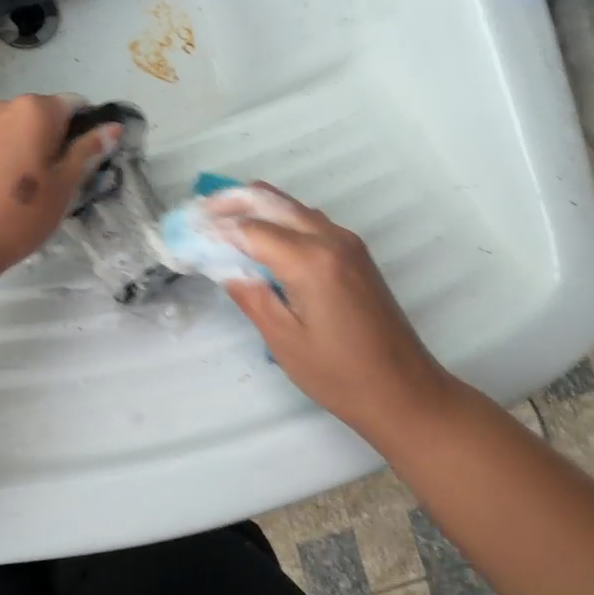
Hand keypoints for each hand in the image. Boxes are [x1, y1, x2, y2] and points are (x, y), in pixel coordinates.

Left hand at [0, 95, 119, 282]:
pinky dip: (8, 160)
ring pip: (18, 131)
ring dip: (32, 151)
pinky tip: (5, 194)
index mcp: (34, 109)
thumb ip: (87, 152)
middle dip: (58, 141)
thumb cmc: (17, 215)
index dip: (88, 130)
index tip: (89, 163)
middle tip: (63, 184)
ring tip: (33, 193)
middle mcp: (3, 107)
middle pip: (44, 115)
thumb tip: (111, 127)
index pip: (75, 104)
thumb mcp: (63, 187)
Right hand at [216, 185, 455, 434]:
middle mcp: (331, 239)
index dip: (215, 228)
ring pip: (291, 206)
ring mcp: (347, 243)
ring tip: (220, 222)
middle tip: (198, 214)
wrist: (406, 393)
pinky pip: (308, 220)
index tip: (187, 230)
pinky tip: (258, 239)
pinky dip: (278, 219)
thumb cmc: (340, 375)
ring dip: (255, 207)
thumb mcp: (283, 339)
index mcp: (311, 260)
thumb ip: (250, 294)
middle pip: (271, 201)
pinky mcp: (354, 253)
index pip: (251, 228)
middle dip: (232, 203)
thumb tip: (223, 265)